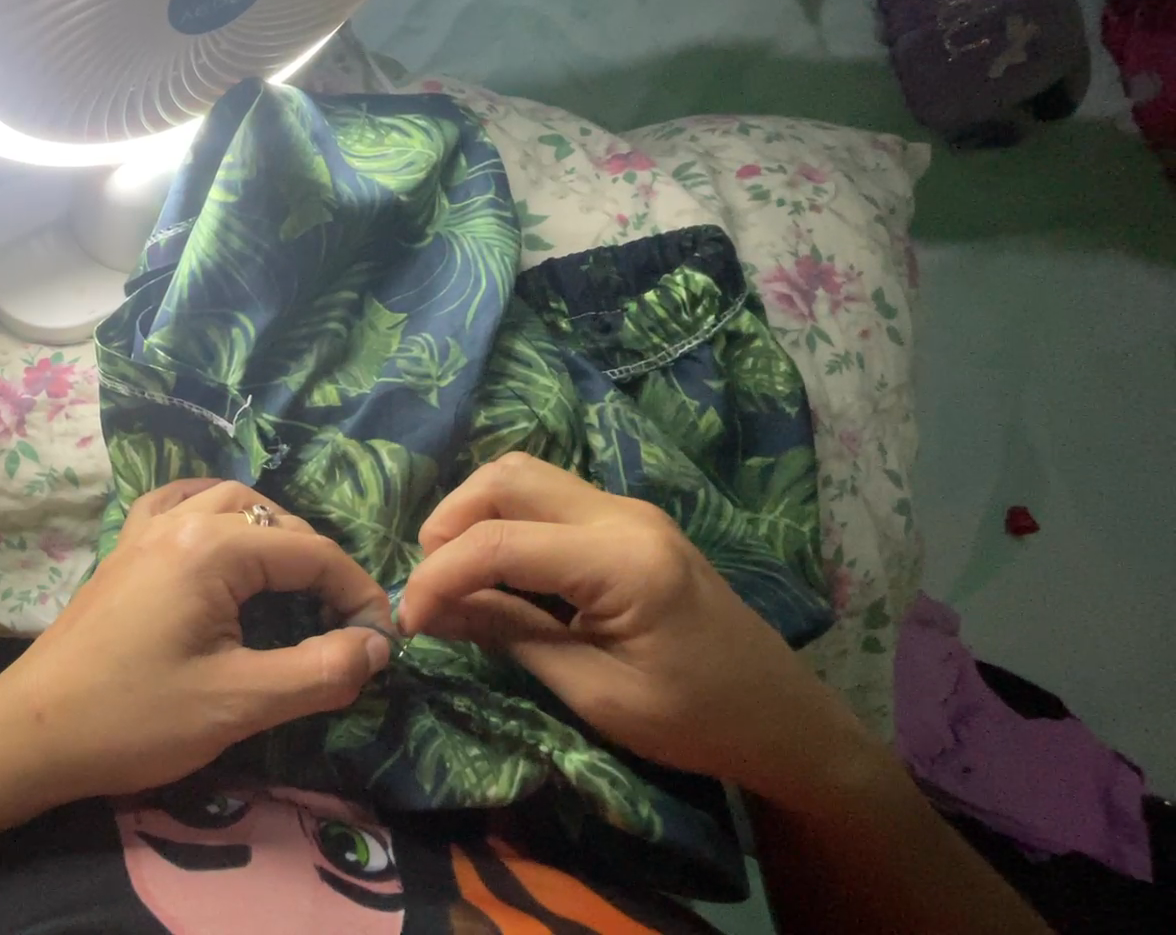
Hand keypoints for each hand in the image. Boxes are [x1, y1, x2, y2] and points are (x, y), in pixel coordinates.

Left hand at [0, 480, 395, 813]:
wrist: (28, 736)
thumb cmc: (132, 720)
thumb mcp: (238, 704)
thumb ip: (319, 670)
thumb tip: (377, 645)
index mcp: (211, 547)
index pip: (312, 551)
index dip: (357, 592)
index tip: (381, 641)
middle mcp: (179, 520)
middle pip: (274, 521)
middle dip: (318, 565)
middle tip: (339, 622)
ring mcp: (145, 530)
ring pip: (229, 502)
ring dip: (272, 534)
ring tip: (293, 582)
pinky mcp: (124, 549)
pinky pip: (179, 505)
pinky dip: (214, 514)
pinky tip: (220, 540)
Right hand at [399, 453, 879, 806]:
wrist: (787, 721)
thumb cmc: (696, 721)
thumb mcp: (593, 692)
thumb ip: (508, 634)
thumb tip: (429, 610)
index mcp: (624, 563)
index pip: (500, 542)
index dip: (439, 575)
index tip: (408, 618)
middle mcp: (624, 515)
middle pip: (507, 477)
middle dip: (450, 520)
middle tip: (430, 581)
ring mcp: (628, 510)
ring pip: (523, 474)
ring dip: (473, 512)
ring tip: (454, 570)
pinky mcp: (626, 520)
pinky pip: (546, 494)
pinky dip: (503, 518)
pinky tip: (494, 563)